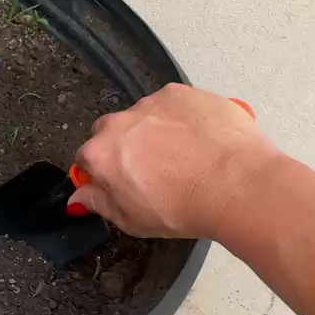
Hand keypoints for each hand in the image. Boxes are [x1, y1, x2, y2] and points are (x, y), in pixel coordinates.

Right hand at [68, 83, 280, 240]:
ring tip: (185, 155)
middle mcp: (118, 124)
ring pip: (144, 115)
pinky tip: (200, 139)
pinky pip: (174, 103)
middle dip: (127, 146)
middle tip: (155, 169)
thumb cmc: (186, 206)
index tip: (122, 180)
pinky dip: (183, 117)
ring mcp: (150, 105)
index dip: (104, 171)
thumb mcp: (132, 220)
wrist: (236, 185)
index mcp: (99, 154)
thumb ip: (99, 203)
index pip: (86, 158)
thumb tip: (79, 197)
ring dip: (156, 130)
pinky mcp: (180, 93)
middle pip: (112, 131)